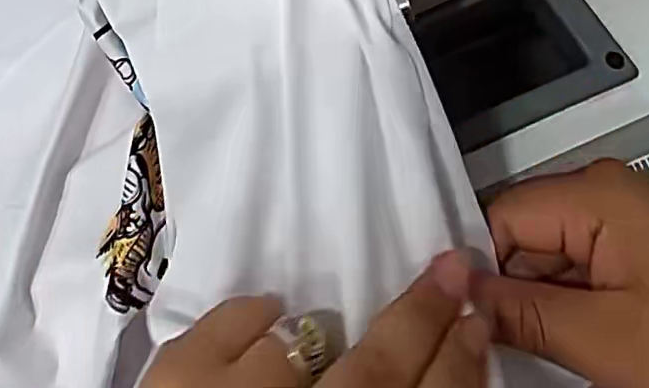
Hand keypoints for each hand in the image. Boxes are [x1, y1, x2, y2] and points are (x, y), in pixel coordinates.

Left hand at [144, 251, 491, 387]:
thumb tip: (414, 382)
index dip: (454, 369)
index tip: (475, 324)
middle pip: (375, 375)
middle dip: (420, 321)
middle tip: (449, 273)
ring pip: (297, 349)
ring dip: (320, 332)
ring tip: (318, 337)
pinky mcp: (174, 382)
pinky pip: (225, 326)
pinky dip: (251, 316)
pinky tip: (264, 317)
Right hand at [471, 160, 648, 387]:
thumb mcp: (617, 345)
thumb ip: (529, 313)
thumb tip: (464, 292)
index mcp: (600, 192)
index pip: (502, 213)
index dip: (480, 263)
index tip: (466, 311)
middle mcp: (610, 192)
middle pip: (525, 230)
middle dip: (512, 284)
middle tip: (501, 341)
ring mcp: (630, 220)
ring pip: (552, 253)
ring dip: (541, 299)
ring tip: (549, 348)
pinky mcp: (645, 250)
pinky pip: (584, 266)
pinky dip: (572, 303)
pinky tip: (576, 342)